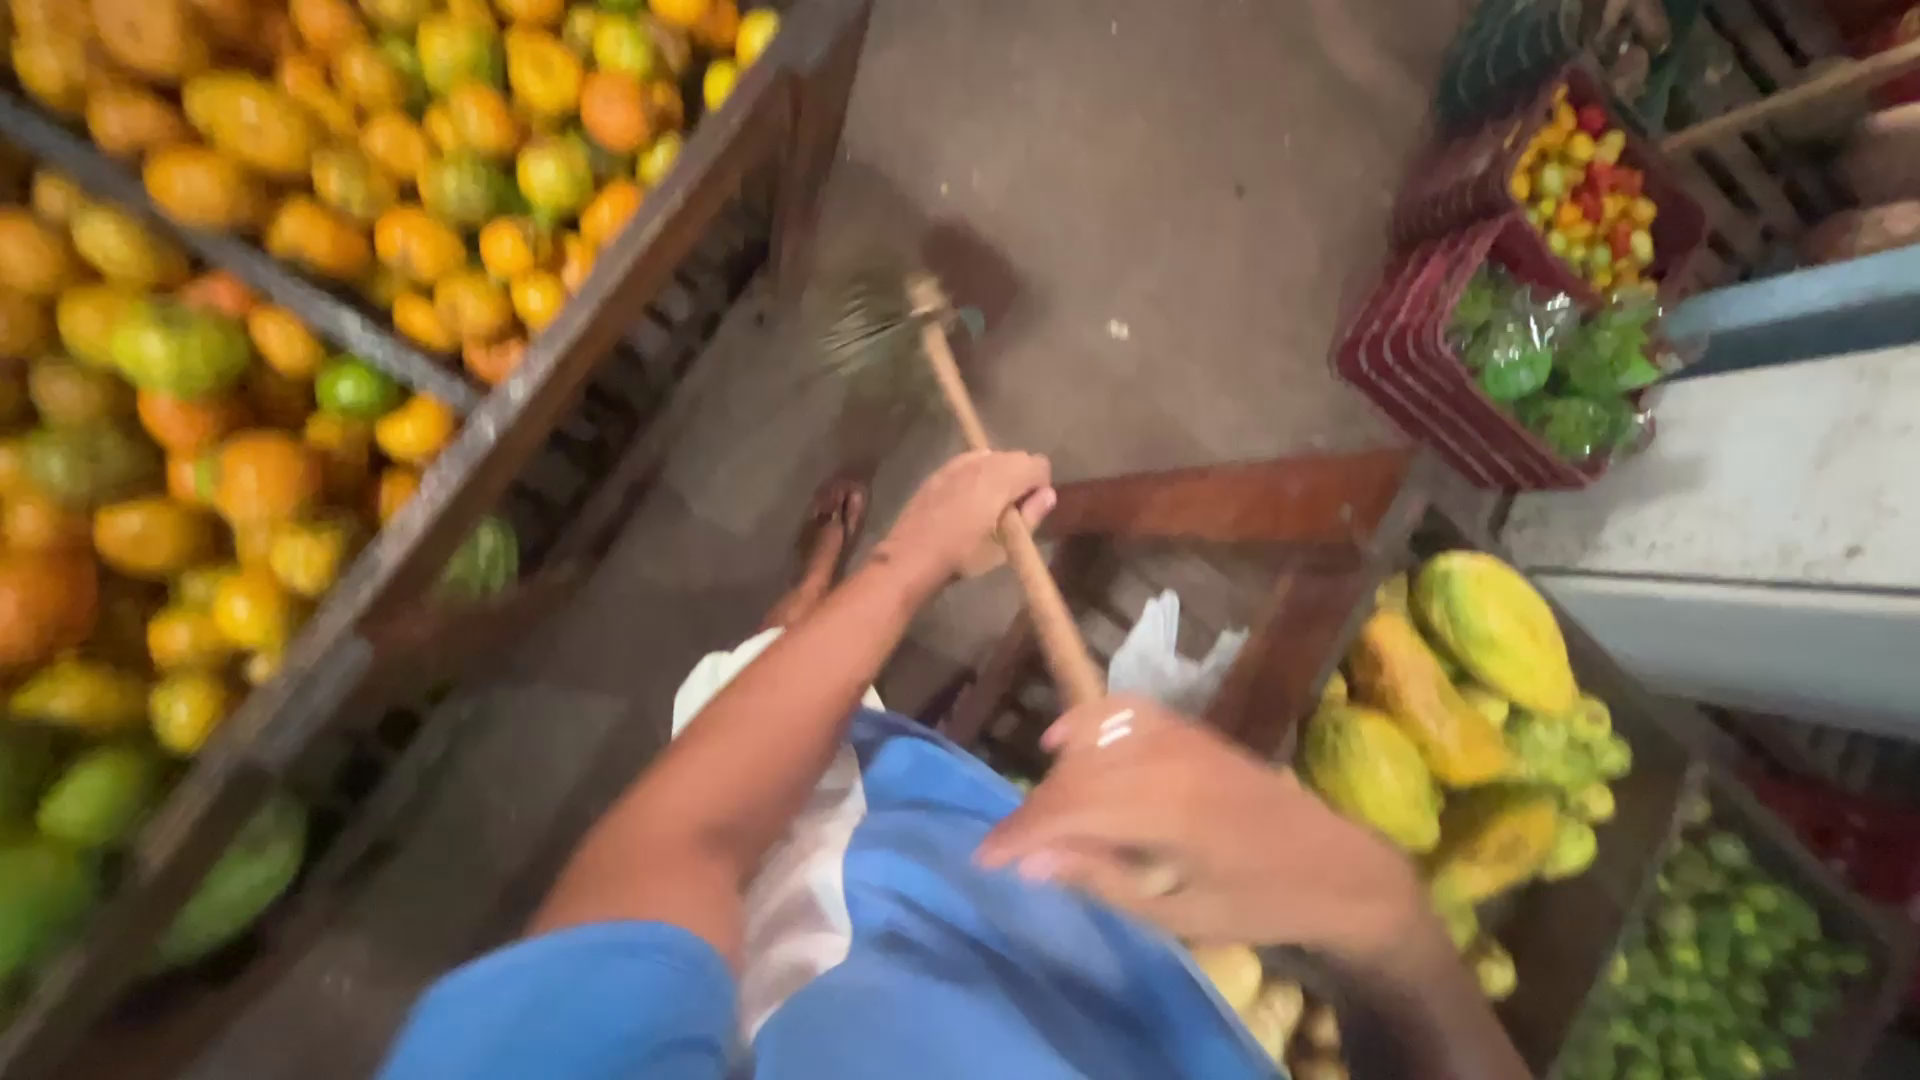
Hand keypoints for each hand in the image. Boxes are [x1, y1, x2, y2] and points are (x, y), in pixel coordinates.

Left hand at [871, 450, 1054, 596]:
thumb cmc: (965, 553)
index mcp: (1003, 476)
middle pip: (1015, 457)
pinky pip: (968, 464)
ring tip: (988, 506)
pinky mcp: (939, 471)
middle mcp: (982, 461)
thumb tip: (1047, 494)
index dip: (1040, 485)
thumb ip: (1032, 514)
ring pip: (991, 458)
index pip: (1038, 464)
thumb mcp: (1006, 543)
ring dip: (998, 476)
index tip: (1031, 510)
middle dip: (1020, 479)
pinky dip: (975, 476)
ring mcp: (957, 463)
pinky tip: (965, 503)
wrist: (913, 555)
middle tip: (1011, 511)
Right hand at [976, 696, 1427, 959]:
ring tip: (1040, 814)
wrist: (1336, 867)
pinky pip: (1122, 711)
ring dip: (1056, 776)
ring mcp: (1178, 736)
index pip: (1069, 807)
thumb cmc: (1259, 902)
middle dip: (1034, 810)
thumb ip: (1100, 877)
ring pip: (1091, 740)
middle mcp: (1165, 759)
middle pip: (1074, 773)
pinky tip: (1063, 741)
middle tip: (1010, 849)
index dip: (1020, 830)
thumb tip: (1030, 861)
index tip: (986, 857)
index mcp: (1166, 810)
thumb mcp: (1179, 913)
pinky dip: (1085, 722)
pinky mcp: (1187, 728)